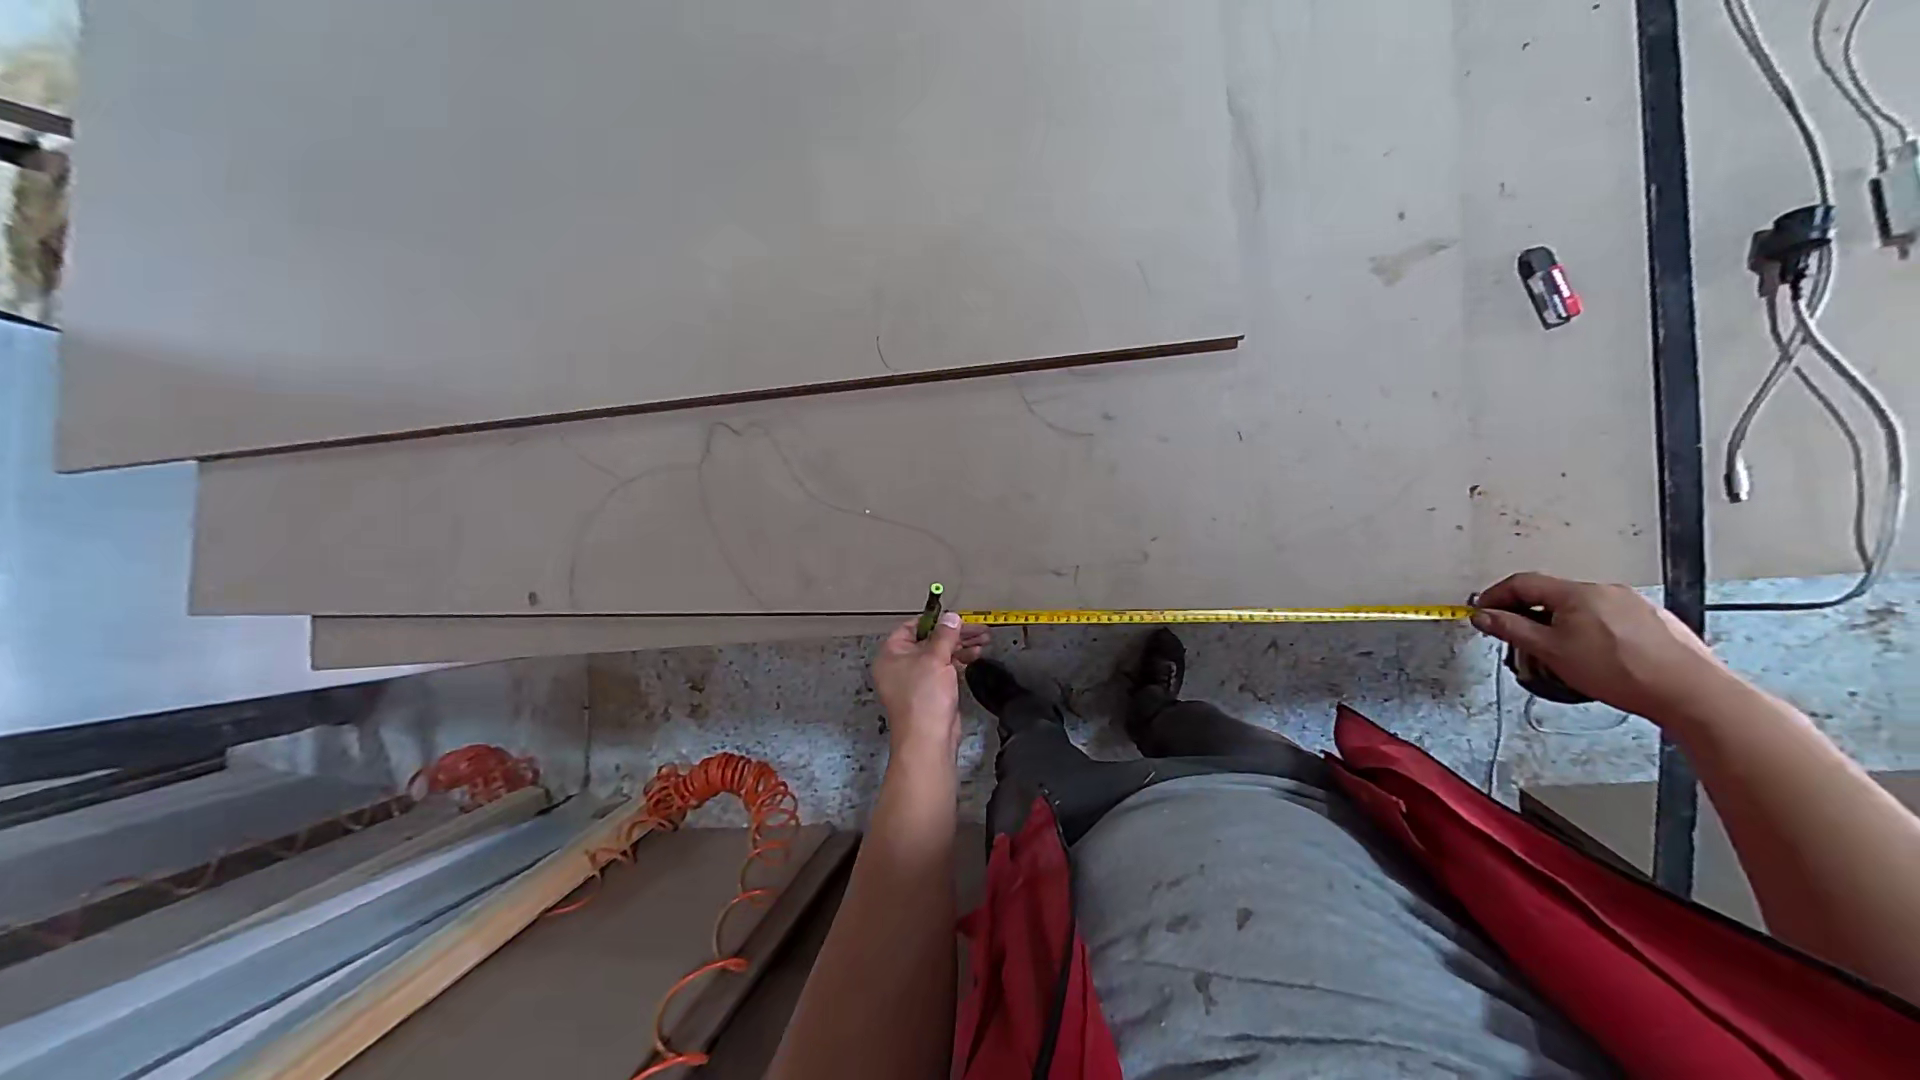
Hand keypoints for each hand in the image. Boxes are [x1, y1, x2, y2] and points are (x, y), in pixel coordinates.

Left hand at [872, 614, 989, 760]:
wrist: (929, 738)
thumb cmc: (924, 697)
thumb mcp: (935, 657)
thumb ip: (945, 634)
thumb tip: (952, 617)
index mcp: (891, 653)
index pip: (912, 627)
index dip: (934, 620)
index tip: (955, 617)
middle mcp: (900, 665)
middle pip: (929, 640)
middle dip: (955, 634)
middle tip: (978, 628)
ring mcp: (915, 679)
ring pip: (939, 654)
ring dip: (961, 646)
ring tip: (984, 639)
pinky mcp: (930, 691)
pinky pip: (944, 669)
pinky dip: (959, 660)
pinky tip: (975, 654)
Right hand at [1471, 572, 1739, 721]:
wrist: (1690, 693)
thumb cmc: (1622, 672)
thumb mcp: (1550, 651)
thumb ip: (1511, 628)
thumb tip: (1483, 615)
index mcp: (1577, 592)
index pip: (1522, 583)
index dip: (1495, 596)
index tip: (1482, 611)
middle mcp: (1606, 591)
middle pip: (1552, 594)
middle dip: (1527, 612)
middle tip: (1516, 635)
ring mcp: (1634, 604)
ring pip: (1581, 607)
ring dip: (1559, 622)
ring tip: (1556, 651)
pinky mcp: (1654, 621)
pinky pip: (1608, 617)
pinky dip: (1589, 630)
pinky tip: (1594, 655)